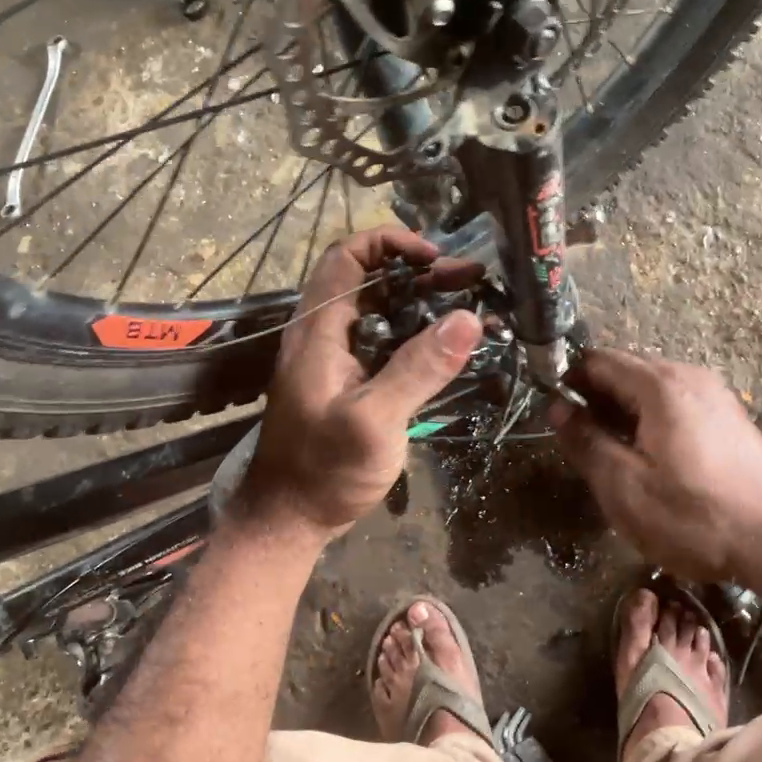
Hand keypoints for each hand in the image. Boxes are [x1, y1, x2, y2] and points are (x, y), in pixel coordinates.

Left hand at [236, 227, 482, 539]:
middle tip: (471, 281)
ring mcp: (337, 358)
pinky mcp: (350, 381)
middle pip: (371, 279)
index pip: (347, 256)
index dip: (390, 242)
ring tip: (471, 308)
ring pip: (382, 310)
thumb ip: (418, 369)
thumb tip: (468, 318)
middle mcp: (326, 334)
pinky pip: (387, 342)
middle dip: (421, 272)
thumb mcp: (375, 420)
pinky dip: (418, 335)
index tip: (435, 258)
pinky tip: (451, 347)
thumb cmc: (324, 470)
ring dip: (424, 302)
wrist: (290, 519)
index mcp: (319, 330)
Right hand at [548, 349, 761, 581]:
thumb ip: (585, 442)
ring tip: (613, 457)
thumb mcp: (625, 488)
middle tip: (580, 442)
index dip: (568, 382)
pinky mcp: (730, 418)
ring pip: (651, 389)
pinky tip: (651, 460)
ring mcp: (716, 395)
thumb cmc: (695, 518)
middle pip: (626, 370)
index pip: (598, 360)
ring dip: (623, 412)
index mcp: (660, 385)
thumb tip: (557, 409)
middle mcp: (690, 377)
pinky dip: (652, 420)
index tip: (553, 414)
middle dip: (596, 398)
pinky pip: (676, 404)